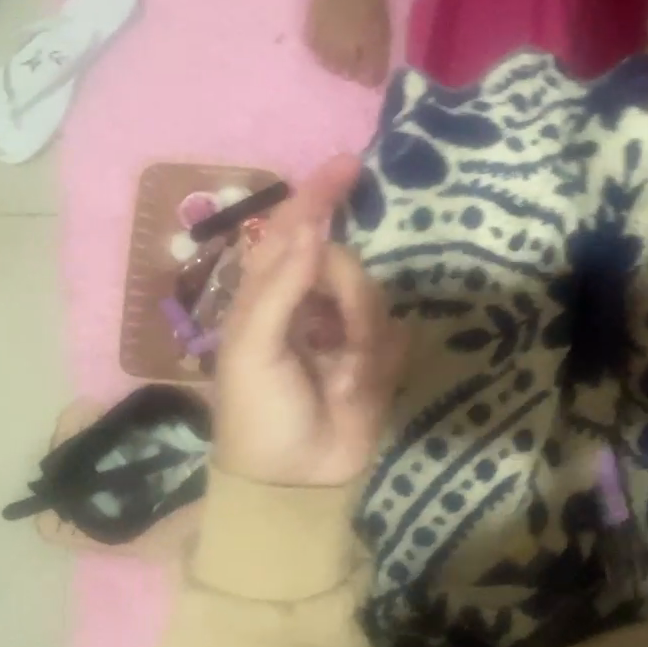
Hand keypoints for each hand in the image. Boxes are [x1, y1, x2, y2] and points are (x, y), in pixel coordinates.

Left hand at [211, 154, 406, 487]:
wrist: (297, 481)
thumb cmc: (257, 414)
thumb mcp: (253, 349)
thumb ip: (281, 286)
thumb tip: (314, 228)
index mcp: (267, 295)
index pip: (291, 230)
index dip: (315, 197)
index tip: (348, 165)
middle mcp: (308, 303)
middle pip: (340, 261)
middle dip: (342, 290)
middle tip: (333, 335)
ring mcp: (345, 330)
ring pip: (370, 296)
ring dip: (360, 333)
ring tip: (343, 374)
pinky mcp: (378, 357)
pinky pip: (394, 333)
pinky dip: (381, 355)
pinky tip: (358, 384)